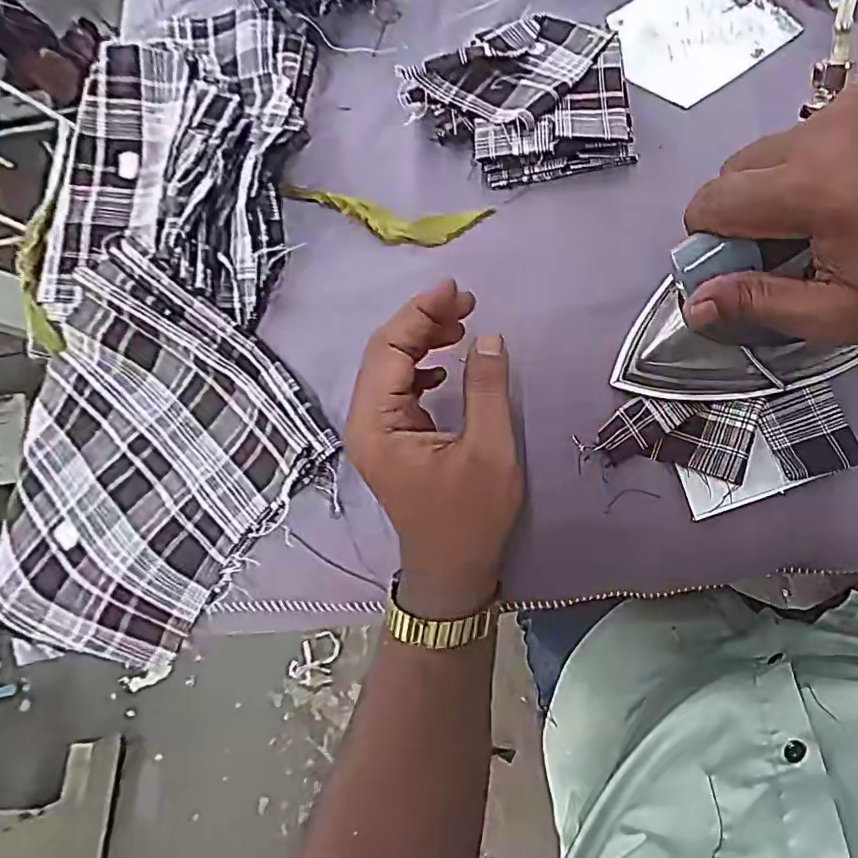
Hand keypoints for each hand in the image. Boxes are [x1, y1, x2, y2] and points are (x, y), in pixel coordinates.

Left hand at [347, 280, 522, 618]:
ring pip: (392, 369)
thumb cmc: (472, 514)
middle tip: (467, 304)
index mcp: (377, 424)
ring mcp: (378, 432)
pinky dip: (425, 368)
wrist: (454, 567)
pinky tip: (448, 366)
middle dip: (423, 322)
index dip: (419, 313)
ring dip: (424, 342)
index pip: (387, 349)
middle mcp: (366, 423)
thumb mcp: (490, 450)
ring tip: (463, 327)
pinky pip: (402, 389)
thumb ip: (488, 390)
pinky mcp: (395, 440)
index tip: (455, 290)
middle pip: (385, 353)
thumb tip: (490, 338)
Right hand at [682, 68, 857, 354]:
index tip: (729, 255)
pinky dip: (832, 150)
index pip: (716, 198)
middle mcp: (829, 127)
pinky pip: (831, 117)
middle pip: (744, 164)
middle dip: (747, 206)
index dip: (707, 232)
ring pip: (785, 140)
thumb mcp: (841, 312)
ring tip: (842, 210)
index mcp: (814, 188)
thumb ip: (760, 303)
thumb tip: (695, 303)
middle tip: (789, 241)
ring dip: (791, 177)